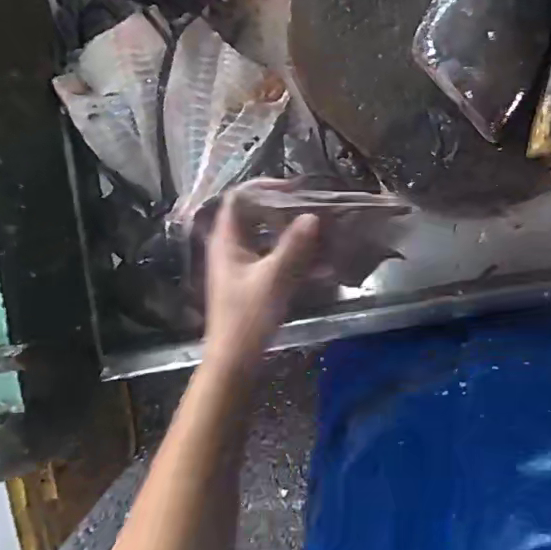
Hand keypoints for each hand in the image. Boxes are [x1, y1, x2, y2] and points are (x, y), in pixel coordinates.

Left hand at [203, 199, 320, 365]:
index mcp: (226, 240)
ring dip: (294, 236)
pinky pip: (274, 259)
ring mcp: (240, 265)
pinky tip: (323, 267)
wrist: (233, 362)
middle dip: (285, 211)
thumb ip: (293, 247)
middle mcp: (230, 248)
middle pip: (256, 215)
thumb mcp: (273, 279)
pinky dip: (295, 258)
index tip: (294, 189)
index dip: (264, 187)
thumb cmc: (246, 318)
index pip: (239, 197)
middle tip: (314, 209)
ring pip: (268, 238)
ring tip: (324, 235)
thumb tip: (312, 216)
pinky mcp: (252, 282)